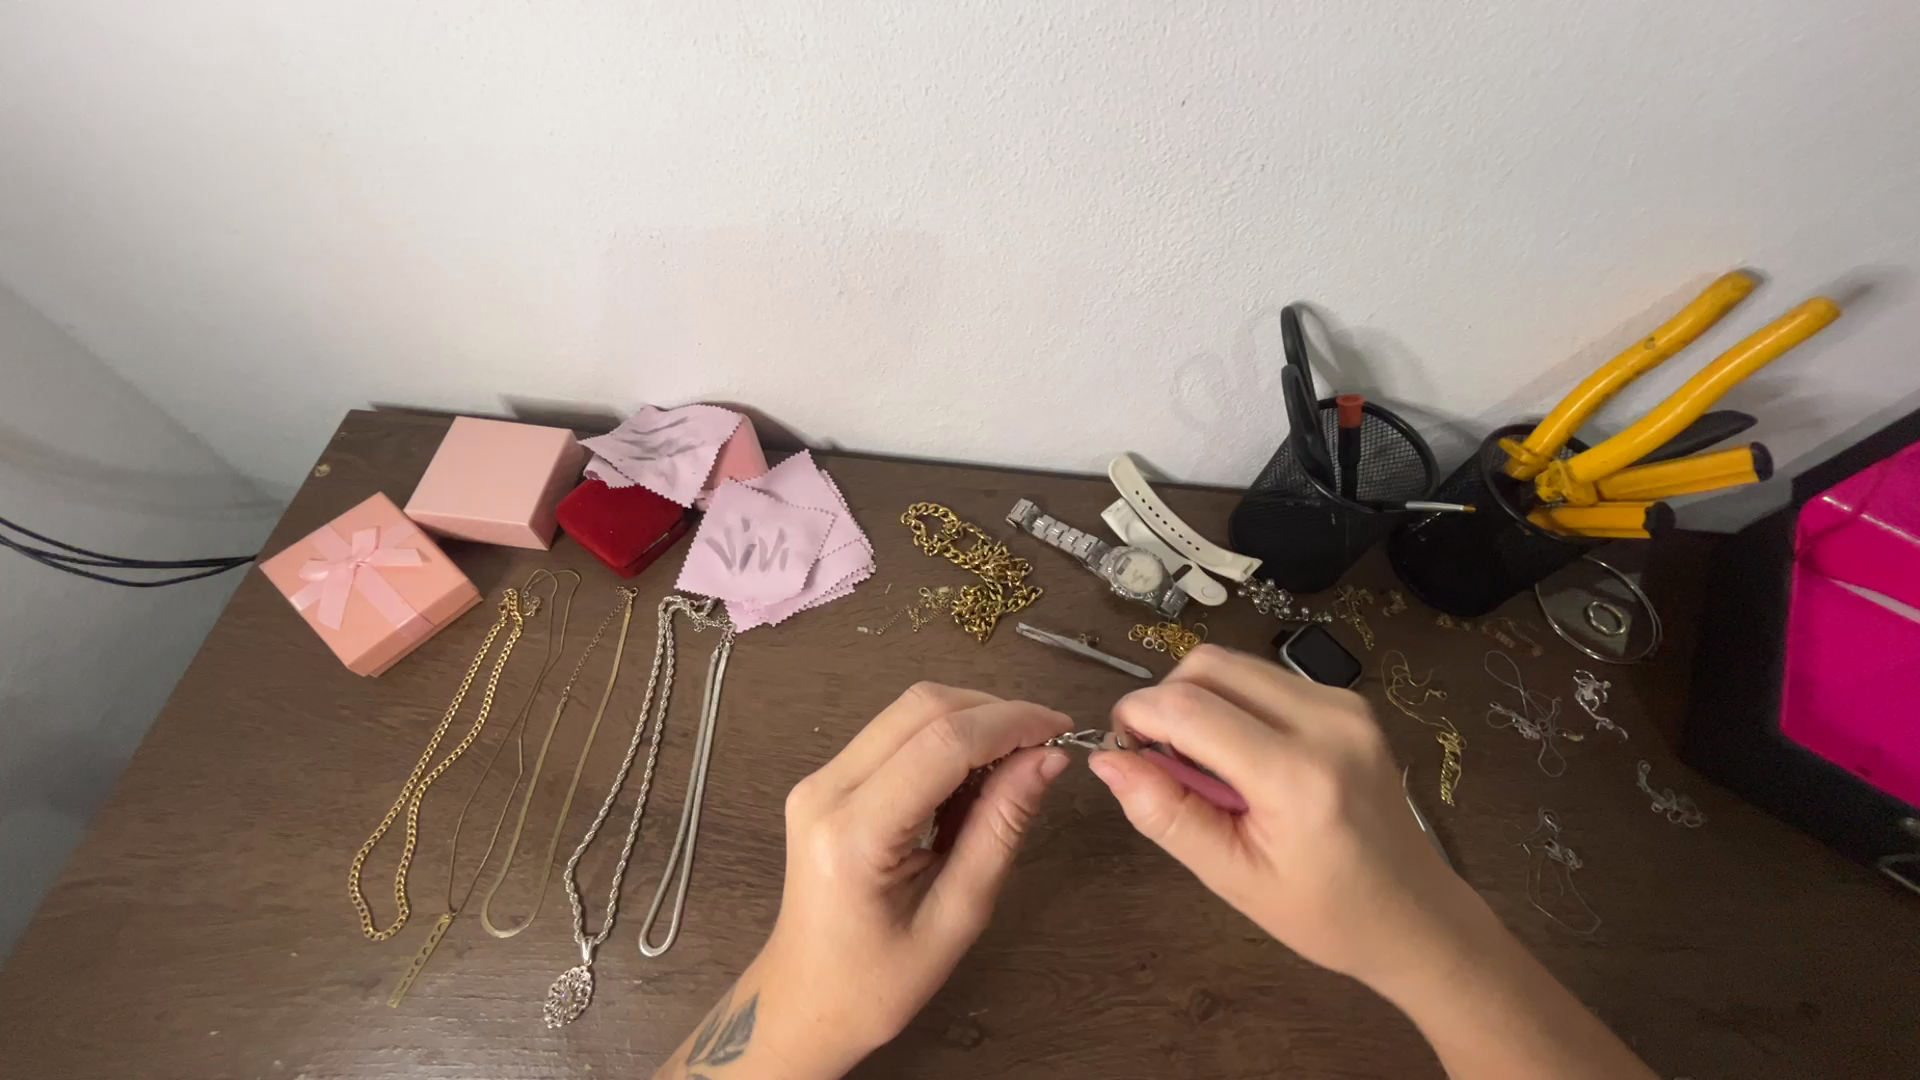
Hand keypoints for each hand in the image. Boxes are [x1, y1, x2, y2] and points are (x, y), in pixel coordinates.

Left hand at [738, 683, 1071, 1077]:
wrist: (801, 1000)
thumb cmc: (878, 983)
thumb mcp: (956, 917)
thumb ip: (1000, 830)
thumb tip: (1049, 759)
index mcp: (854, 834)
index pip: (942, 742)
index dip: (1010, 723)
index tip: (1061, 729)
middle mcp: (827, 787)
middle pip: (922, 706)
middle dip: (994, 711)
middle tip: (1043, 743)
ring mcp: (820, 776)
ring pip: (909, 709)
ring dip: (970, 719)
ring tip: (1010, 767)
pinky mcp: (825, 776)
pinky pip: (895, 731)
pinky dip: (944, 737)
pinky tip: (969, 778)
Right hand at [1088, 645, 1483, 987]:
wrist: (1419, 916)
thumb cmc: (1324, 913)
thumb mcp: (1231, 877)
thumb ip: (1164, 813)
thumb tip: (1106, 759)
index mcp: (1298, 776)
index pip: (1188, 708)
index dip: (1137, 715)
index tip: (1123, 748)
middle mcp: (1326, 721)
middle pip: (1206, 666)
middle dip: (1163, 700)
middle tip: (1162, 757)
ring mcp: (1342, 703)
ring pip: (1230, 663)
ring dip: (1194, 698)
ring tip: (1203, 759)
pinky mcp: (1345, 699)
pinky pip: (1259, 675)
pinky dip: (1228, 700)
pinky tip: (1238, 750)